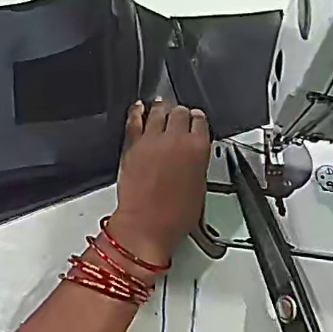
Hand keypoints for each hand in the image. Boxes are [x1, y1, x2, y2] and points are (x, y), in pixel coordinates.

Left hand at [106, 100, 209, 269]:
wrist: (146, 225)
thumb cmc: (173, 215)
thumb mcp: (199, 187)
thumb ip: (196, 162)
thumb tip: (192, 155)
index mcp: (197, 148)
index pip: (200, 120)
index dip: (197, 119)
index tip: (195, 119)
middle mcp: (175, 139)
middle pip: (179, 111)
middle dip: (180, 112)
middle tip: (178, 115)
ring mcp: (151, 139)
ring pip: (158, 110)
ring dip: (161, 108)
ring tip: (162, 106)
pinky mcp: (132, 144)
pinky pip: (134, 119)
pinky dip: (137, 111)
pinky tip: (139, 108)